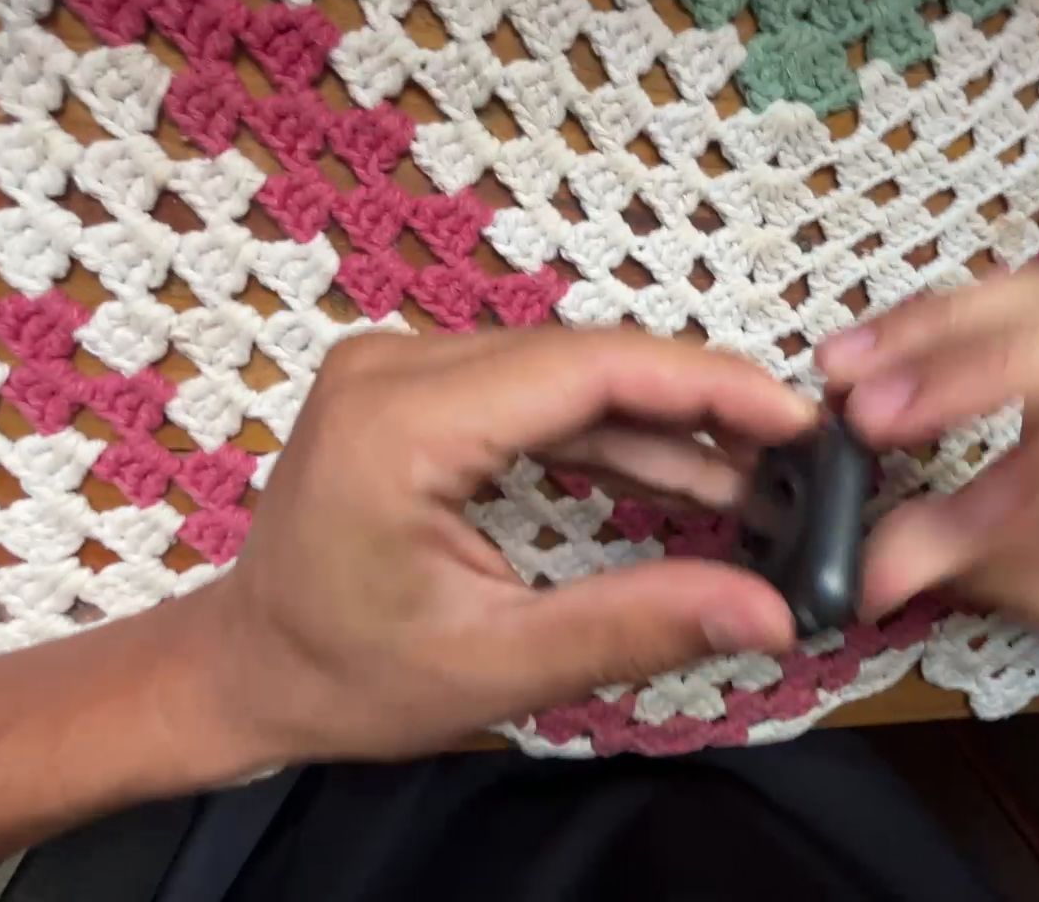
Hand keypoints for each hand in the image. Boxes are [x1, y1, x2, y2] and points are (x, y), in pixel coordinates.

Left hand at [182, 329, 815, 761]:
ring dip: (665, 425)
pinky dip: (617, 434)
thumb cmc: (348, 678)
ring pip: (576, 373)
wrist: (247, 666)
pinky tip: (681, 473)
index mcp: (401, 424)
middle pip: (589, 359)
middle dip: (699, 405)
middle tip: (787, 454)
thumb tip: (767, 611)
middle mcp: (402, 365)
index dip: (705, 383)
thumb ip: (637, 626)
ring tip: (749, 478)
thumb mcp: (497, 668)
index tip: (791, 416)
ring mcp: (412, 366)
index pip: (587, 368)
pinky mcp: (430, 386)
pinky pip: (546, 395)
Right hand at [816, 268, 1038, 685]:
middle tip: (858, 409)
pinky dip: (952, 311)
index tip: (912, 526)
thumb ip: (988, 569)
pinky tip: (893, 333)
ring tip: (847, 358)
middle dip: (957, 376)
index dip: (1011, 488)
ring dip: (933, 327)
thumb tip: (873, 568)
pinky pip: (1035, 285)